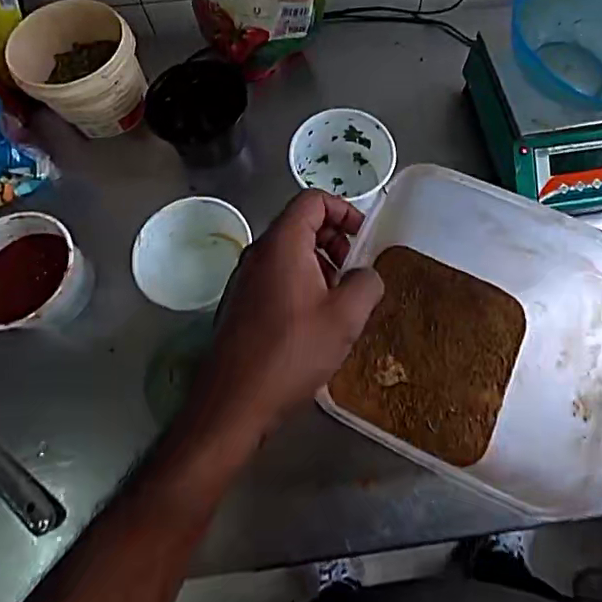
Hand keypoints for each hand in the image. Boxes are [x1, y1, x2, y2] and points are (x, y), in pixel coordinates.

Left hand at [185, 190, 385, 450]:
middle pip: (299, 223)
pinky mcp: (239, 303)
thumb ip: (366, 284)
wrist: (233, 401)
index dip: (344, 210)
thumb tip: (367, 275)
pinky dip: (300, 282)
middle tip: (354, 271)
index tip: (363, 238)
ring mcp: (244, 278)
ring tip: (338, 299)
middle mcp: (257, 253)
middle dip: (334, 239)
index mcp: (282, 245)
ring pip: (287, 252)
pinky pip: (275, 276)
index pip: (312, 200)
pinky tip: (313, 320)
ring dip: (319, 263)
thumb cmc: (291, 353)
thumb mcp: (345, 318)